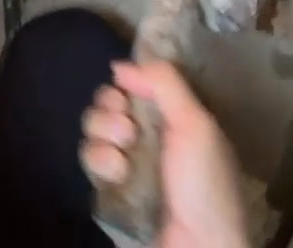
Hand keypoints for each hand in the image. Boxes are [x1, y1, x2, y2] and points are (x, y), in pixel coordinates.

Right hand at [80, 61, 248, 247]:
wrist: (196, 247)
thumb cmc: (203, 183)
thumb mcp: (196, 124)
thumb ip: (164, 84)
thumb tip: (121, 63)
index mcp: (170, 116)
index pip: (134, 82)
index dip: (125, 82)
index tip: (126, 88)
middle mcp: (146, 133)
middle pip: (107, 101)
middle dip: (109, 109)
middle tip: (127, 130)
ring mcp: (127, 159)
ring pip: (94, 125)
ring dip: (103, 134)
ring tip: (122, 156)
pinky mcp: (110, 185)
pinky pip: (89, 157)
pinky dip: (100, 161)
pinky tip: (117, 173)